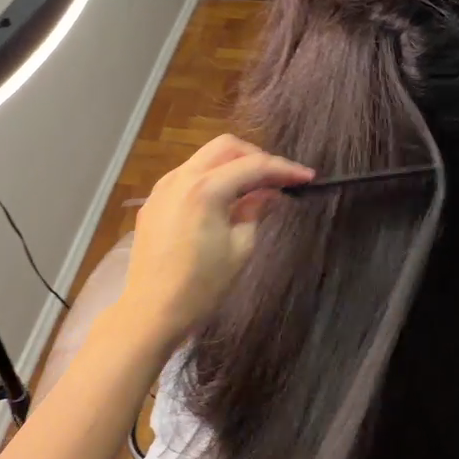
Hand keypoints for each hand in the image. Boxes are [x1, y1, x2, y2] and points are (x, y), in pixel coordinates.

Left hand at [117, 134, 311, 343]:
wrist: (152, 311)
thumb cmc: (201, 286)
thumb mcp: (240, 248)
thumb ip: (255, 210)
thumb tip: (269, 193)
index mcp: (205, 189)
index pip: (253, 165)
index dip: (284, 169)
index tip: (307, 177)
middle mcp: (181, 178)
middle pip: (225, 147)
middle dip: (256, 156)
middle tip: (278, 179)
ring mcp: (163, 188)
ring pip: (204, 158)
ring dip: (232, 165)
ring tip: (254, 188)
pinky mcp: (154, 202)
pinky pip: (187, 176)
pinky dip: (211, 178)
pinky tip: (224, 201)